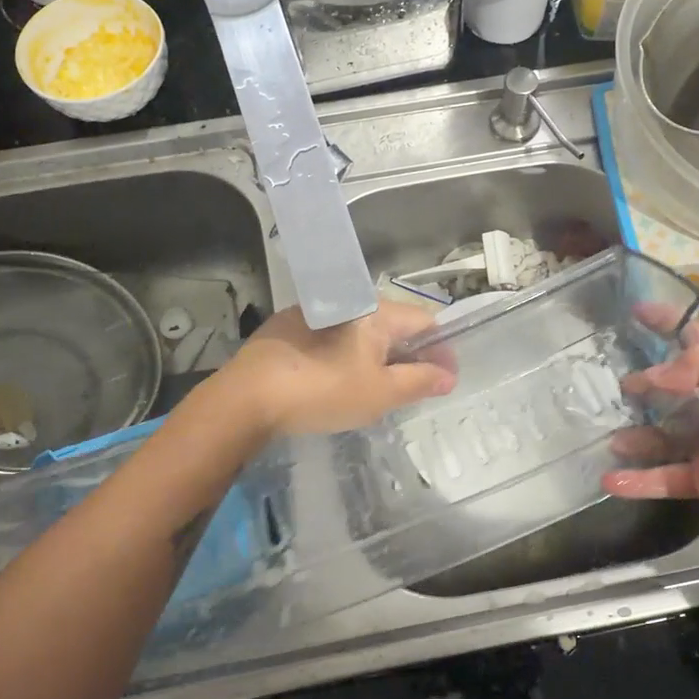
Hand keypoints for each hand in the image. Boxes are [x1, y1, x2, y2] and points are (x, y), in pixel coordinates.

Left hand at [216, 300, 456, 436]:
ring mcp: (314, 313)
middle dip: (407, 355)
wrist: (248, 396)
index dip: (440, 350)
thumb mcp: (380, 394)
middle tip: (410, 390)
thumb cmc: (324, 391)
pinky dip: (343, 357)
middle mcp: (348, 303)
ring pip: (358, 333)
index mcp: (376, 312)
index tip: (443, 380)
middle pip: (392, 325)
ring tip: (373, 391)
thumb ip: (419, 381)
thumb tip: (449, 374)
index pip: (424, 321)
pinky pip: (330, 339)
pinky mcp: (287, 328)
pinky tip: (333, 383)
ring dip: (374, 357)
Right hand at [604, 319, 698, 545]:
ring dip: (636, 435)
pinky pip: (661, 476)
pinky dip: (637, 479)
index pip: (698, 341)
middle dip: (643, 383)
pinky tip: (611, 480)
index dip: (670, 322)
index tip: (636, 312)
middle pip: (671, 388)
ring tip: (610, 437)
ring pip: (661, 434)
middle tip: (615, 383)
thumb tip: (652, 372)